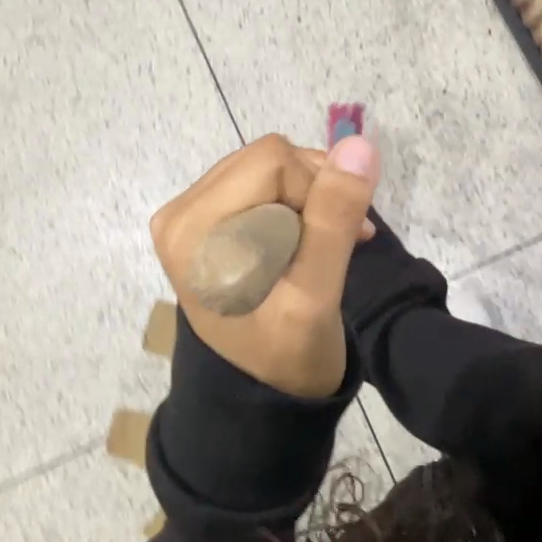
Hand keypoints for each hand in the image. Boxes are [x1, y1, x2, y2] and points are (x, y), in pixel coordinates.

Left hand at [151, 134, 381, 398]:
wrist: (261, 395)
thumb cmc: (287, 354)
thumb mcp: (316, 294)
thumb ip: (333, 220)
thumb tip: (360, 146)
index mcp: (193, 229)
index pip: (274, 163)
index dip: (320, 192)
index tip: (349, 238)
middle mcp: (181, 212)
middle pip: (270, 158)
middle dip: (317, 193)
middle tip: (346, 241)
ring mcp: (191, 214)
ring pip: (272, 166)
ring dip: (312, 199)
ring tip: (330, 245)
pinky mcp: (208, 218)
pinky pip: (264, 182)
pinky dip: (298, 204)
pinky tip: (311, 240)